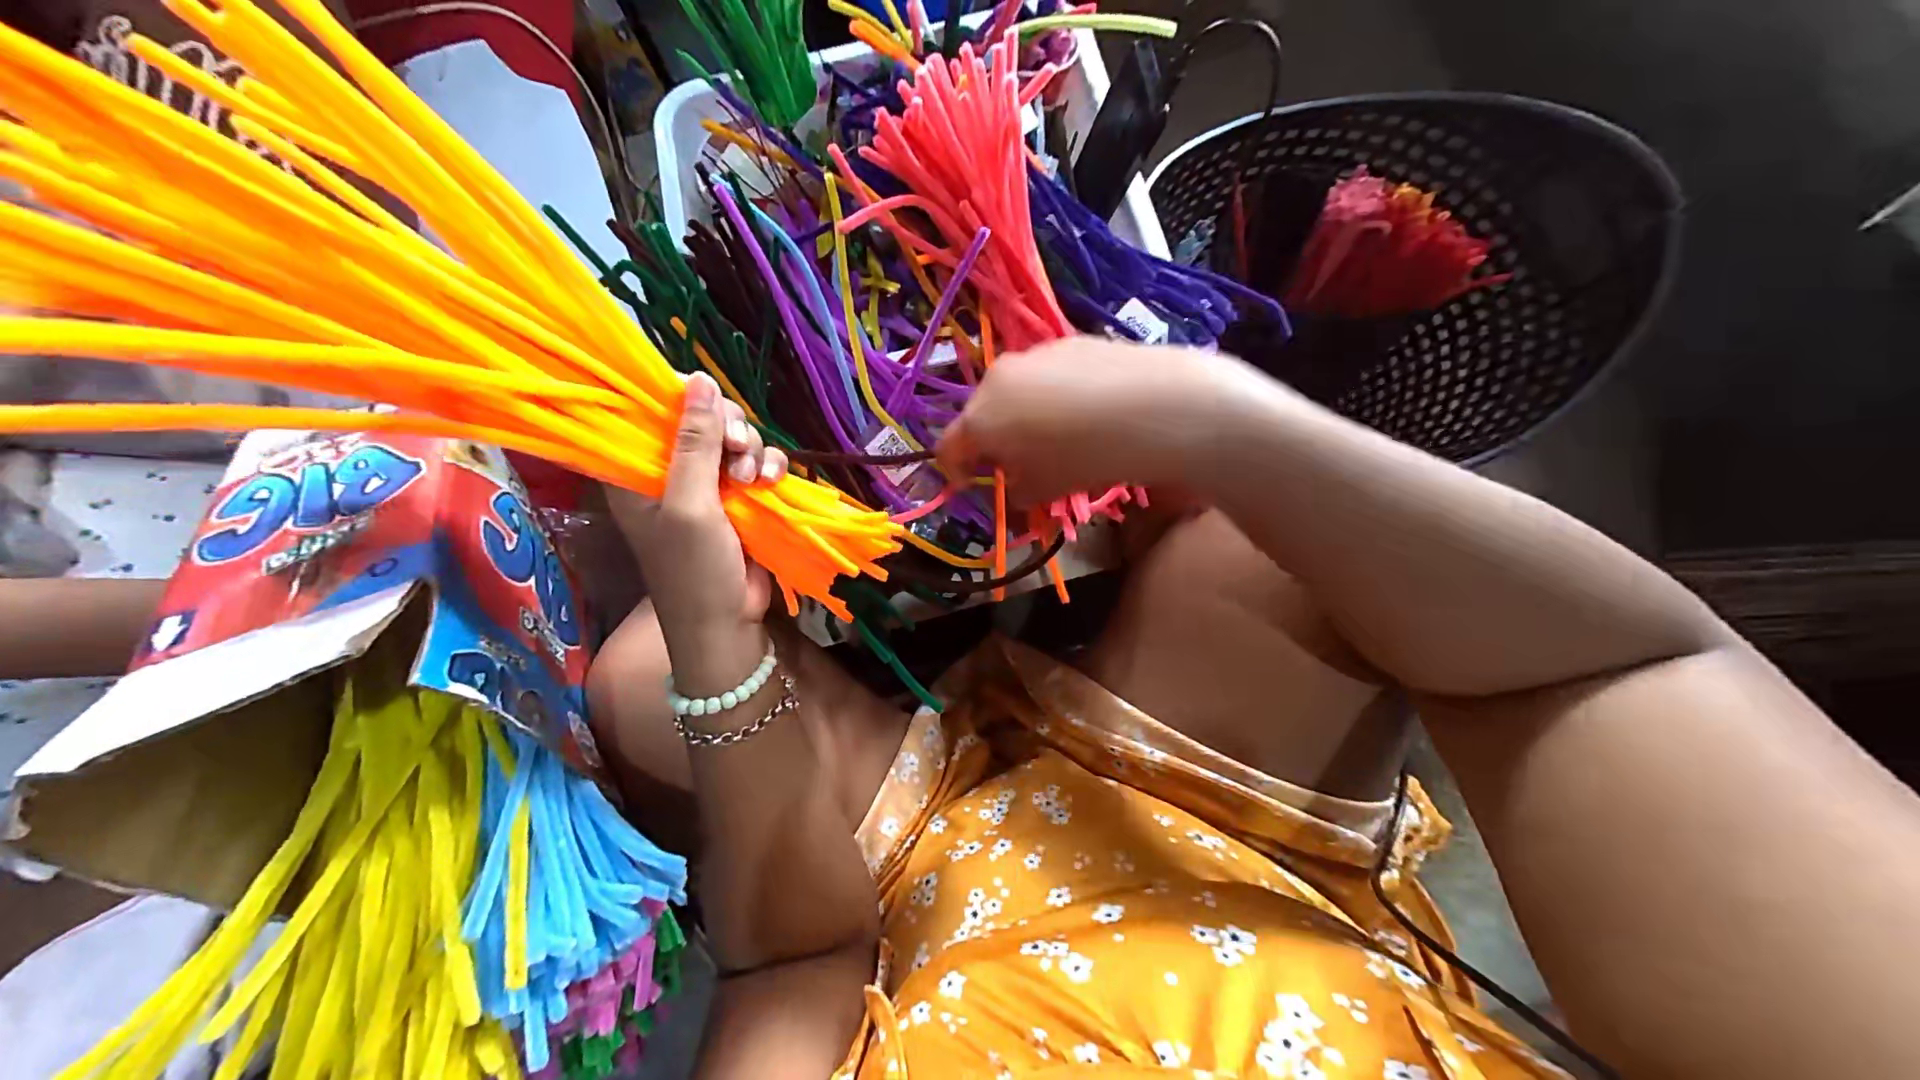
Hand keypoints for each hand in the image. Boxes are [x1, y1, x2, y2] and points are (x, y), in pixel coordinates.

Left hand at [607, 373, 788, 689]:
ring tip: (752, 480)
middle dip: (726, 429)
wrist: (728, 623)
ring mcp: (708, 485)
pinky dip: (768, 467)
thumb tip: (699, 377)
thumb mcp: (689, 504)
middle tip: (736, 449)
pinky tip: (770, 483)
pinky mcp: (740, 498)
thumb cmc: (693, 569)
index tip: (706, 399)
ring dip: (751, 451)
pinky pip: (758, 462)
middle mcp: (671, 472)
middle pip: (701, 419)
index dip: (679, 397)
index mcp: (638, 471)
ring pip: (734, 439)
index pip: (649, 411)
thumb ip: (695, 442)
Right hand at [935, 337, 1292, 503]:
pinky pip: (1050, 376)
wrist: (1161, 407)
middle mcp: (1000, 375)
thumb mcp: (1043, 490)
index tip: (973, 489)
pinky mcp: (1074, 340)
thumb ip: (1014, 492)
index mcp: (981, 415)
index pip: (949, 448)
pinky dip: (1056, 398)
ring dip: (1025, 419)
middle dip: (994, 444)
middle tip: (1020, 470)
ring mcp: (1038, 353)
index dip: (957, 474)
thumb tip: (1014, 486)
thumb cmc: (1087, 459)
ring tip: (1061, 442)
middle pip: (982, 415)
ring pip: (1017, 392)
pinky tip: (1090, 415)